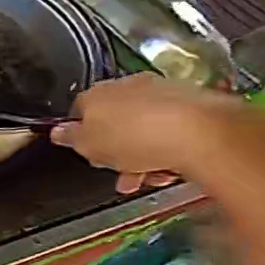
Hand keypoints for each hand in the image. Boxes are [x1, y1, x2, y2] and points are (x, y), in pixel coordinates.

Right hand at [51, 73, 264, 192]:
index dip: (80, 133)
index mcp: (97, 93)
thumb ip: (69, 138)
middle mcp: (131, 85)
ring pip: (144, 126)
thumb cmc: (134, 139)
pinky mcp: (198, 103)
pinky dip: (168, 147)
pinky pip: (173, 128)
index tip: (86, 151)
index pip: (79, 110)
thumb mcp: (86, 146)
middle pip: (115, 120)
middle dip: (115, 148)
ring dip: (141, 154)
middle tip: (116, 171)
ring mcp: (167, 92)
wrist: (204, 134)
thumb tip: (60, 131)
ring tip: (146, 178)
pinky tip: (169, 169)